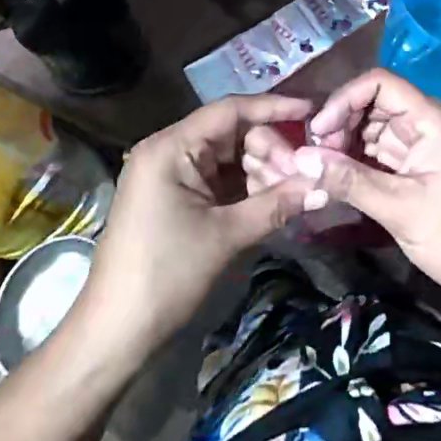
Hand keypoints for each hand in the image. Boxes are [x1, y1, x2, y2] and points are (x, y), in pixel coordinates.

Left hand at [77, 95, 313, 352]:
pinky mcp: (174, 198)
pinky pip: (217, 180)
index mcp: (170, 146)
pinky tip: (273, 201)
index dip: (273, 108)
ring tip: (293, 193)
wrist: (116, 332)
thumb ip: (276, 205)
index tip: (312, 111)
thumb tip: (324, 186)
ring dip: (261, 171)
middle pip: (231, 134)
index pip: (230, 111)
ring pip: (228, 158)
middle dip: (270, 151)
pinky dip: (245, 188)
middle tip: (305, 176)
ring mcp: (170, 175)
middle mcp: (168, 150)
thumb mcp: (225, 236)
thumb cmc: (166, 275)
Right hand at [291, 69, 440, 303]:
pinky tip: (332, 173)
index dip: (345, 98)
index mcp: (430, 119)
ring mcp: (416, 143)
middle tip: (314, 152)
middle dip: (340, 120)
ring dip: (342, 139)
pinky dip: (352, 157)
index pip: (379, 83)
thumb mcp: (399, 208)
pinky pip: (373, 148)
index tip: (318, 130)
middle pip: (371, 101)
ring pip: (368, 125)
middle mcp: (422, 122)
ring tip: (319, 164)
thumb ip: (348, 179)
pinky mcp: (409, 165)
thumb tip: (299, 159)